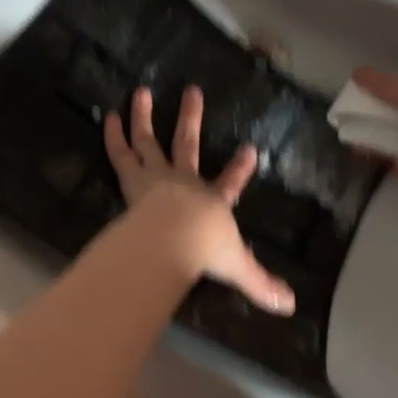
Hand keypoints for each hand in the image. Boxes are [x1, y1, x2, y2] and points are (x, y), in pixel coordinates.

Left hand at [104, 86, 295, 315]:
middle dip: (191, 118)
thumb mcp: (238, 269)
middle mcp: (185, 181)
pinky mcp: (132, 180)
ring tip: (140, 92)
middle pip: (187, 144)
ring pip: (148, 141)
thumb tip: (290, 306)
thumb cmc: (206, 250)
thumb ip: (260, 284)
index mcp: (212, 201)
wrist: (173, 238)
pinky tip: (108, 116)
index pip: (229, 184)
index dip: (239, 170)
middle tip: (192, 91)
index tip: (249, 151)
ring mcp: (157, 177)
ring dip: (144, 116)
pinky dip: (114, 135)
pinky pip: (120, 153)